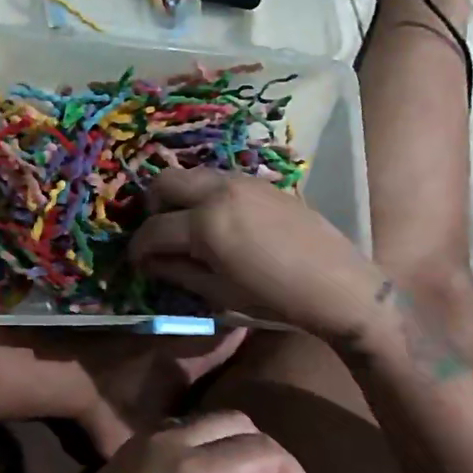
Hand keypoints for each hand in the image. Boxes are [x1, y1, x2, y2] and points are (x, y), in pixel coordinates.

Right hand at [129, 169, 388, 337]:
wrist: (336, 284)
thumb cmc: (273, 297)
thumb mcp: (217, 292)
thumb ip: (176, 271)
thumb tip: (148, 261)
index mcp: (205, 224)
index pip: (153, 229)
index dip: (138, 248)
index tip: (136, 262)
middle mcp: (218, 191)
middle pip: (164, 182)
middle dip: (152, 208)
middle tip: (159, 235)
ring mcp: (241, 181)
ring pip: (191, 175)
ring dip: (179, 197)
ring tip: (187, 227)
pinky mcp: (261, 181)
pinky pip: (218, 178)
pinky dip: (204, 194)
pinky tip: (218, 221)